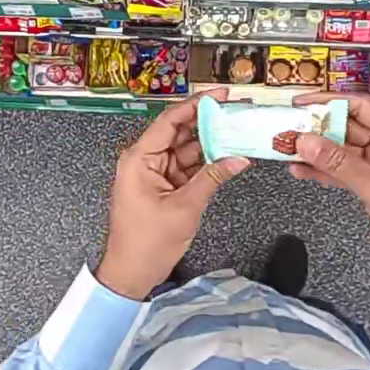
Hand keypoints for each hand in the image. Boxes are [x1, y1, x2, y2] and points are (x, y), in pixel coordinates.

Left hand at [97, 88, 250, 299]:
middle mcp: (144, 160)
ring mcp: (154, 173)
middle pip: (179, 132)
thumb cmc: (147, 243)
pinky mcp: (162, 186)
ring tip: (237, 131)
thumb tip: (237, 158)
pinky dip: (205, 163)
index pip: (169, 120)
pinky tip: (226, 156)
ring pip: (185, 149)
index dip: (195, 105)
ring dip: (209, 143)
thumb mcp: (185, 207)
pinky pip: (186, 166)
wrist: (131, 273)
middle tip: (234, 111)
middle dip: (207, 122)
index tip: (219, 96)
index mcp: (140, 158)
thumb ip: (212, 178)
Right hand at [289, 93, 369, 297]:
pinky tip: (303, 170)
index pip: (363, 107)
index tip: (302, 103)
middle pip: (350, 127)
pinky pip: (345, 172)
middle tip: (288, 128)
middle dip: (318, 128)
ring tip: (288, 148)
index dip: (329, 102)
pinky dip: (324, 172)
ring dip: (317, 151)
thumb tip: (309, 142)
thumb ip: (340, 164)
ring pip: (344, 151)